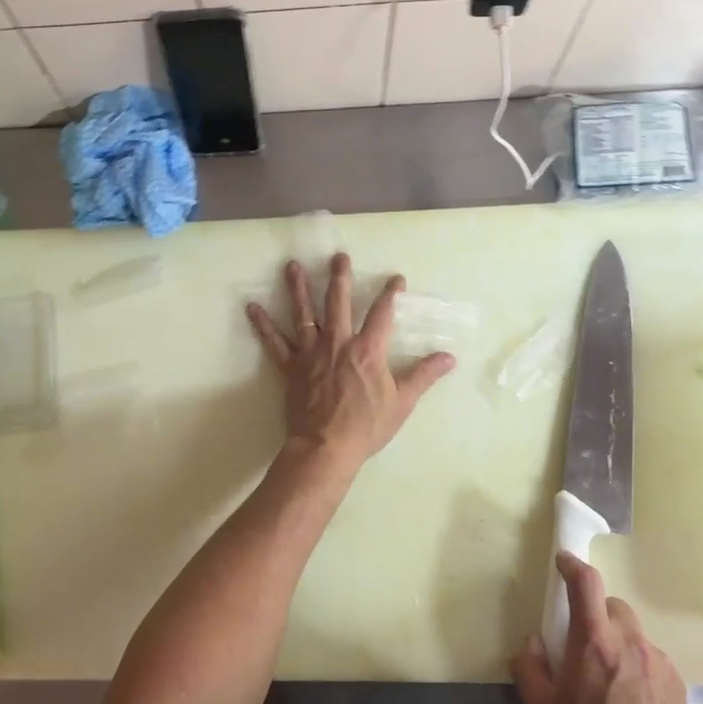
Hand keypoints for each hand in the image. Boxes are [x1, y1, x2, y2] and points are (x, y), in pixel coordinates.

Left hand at [245, 254, 454, 469]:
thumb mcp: (402, 402)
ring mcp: (311, 354)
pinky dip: (263, 325)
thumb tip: (450, 357)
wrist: (326, 447)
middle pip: (338, 303)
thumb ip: (424, 375)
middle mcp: (338, 343)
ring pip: (304, 314)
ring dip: (298, 288)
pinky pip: (275, 343)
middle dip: (339, 278)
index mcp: (367, 350)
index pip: (382, 314)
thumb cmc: (366, 427)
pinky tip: (252, 307)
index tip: (396, 279)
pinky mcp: (291, 368)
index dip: (390, 294)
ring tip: (291, 266)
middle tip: (338, 256)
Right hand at [511, 553, 702, 703]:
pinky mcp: (677, 682)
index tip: (562, 560)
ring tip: (602, 679)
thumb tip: (531, 645)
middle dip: (592, 612)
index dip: (572, 564)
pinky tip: (626, 701)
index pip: (586, 583)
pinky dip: (633, 665)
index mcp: (595, 642)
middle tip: (578, 640)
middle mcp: (631, 642)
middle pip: (611, 605)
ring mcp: (659, 661)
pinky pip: (648, 658)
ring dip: (614, 641)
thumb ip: (529, 670)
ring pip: (632, 633)